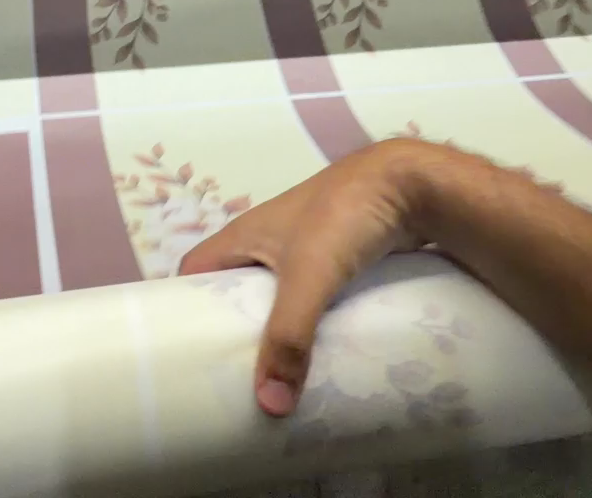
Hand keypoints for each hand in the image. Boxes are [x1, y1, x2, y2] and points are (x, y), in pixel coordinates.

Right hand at [177, 139, 490, 417]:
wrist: (407, 185)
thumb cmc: (341, 217)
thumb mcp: (309, 275)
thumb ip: (288, 335)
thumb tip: (269, 407)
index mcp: (242, 236)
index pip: (195, 272)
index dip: (184, 308)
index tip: (186, 354)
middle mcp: (266, 242)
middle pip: (235, 291)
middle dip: (233, 332)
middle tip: (233, 383)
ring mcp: (303, 251)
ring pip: (277, 299)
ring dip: (276, 334)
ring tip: (278, 382)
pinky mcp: (337, 260)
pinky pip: (312, 301)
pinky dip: (311, 328)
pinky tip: (324, 358)